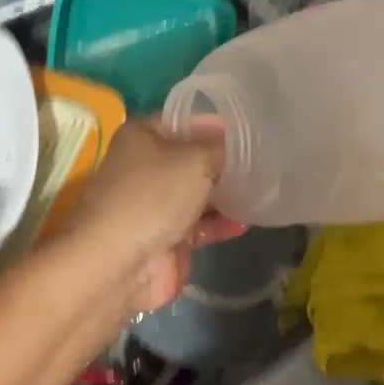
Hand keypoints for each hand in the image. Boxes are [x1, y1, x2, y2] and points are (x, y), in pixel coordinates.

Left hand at [65, 120, 246, 312]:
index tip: (254, 130)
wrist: (117, 264)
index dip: (219, 124)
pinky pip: (200, 224)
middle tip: (266, 161)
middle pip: (194, 157)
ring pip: (199, 192)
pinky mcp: (166, 237)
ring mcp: (156, 204)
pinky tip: (247, 221)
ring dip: (228, 193)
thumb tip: (239, 146)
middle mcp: (146, 166)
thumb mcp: (195, 159)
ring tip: (264, 190)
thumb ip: (222, 149)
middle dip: (227, 161)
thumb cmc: (153, 196)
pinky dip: (221, 222)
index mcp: (143, 135)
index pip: (187, 120)